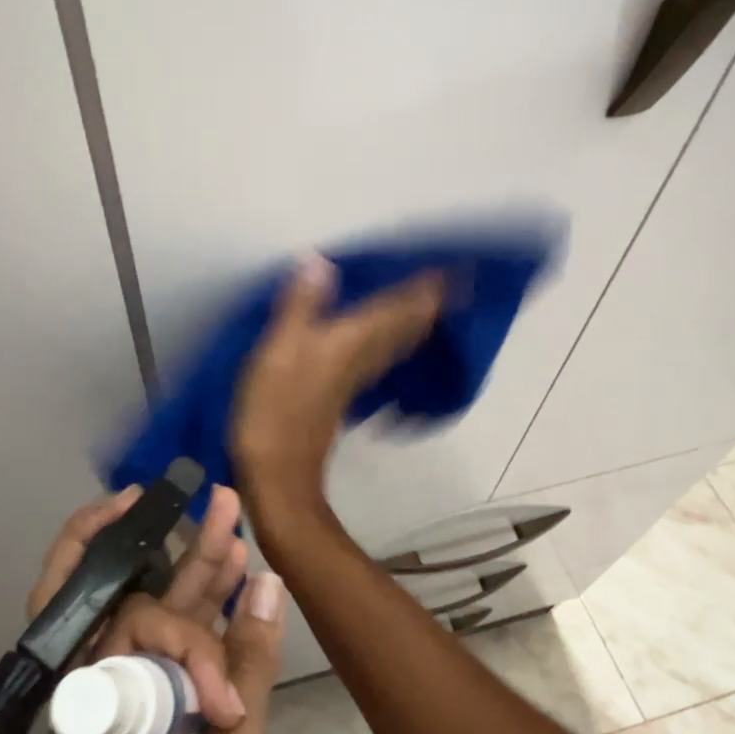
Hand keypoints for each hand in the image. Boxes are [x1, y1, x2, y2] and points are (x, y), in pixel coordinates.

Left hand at [30, 485, 286, 733]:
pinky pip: (185, 638)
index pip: (104, 642)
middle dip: (174, 553)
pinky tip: (242, 568)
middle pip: (125, 608)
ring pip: (161, 614)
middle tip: (213, 502)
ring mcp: (133, 699)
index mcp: (81, 732)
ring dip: (201, 565)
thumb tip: (267, 585)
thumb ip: (245, 676)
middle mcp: (95, 704)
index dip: (152, 615)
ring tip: (231, 515)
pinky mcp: (166, 698)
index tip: (177, 588)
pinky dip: (215, 603)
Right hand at [232, 255, 444, 514]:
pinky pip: (377, 357)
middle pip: (407, 326)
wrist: (279, 473)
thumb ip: (300, 304)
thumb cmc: (277, 408)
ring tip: (423, 303)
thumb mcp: (279, 348)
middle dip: (428, 303)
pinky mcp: (342, 394)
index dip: (429, 289)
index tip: (457, 270)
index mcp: (355, 340)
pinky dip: (387, 342)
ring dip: (412, 322)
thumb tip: (322, 260)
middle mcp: (364, 356)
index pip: (403, 308)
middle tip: (448, 282)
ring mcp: (356, 379)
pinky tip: (379, 340)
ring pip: (396, 343)